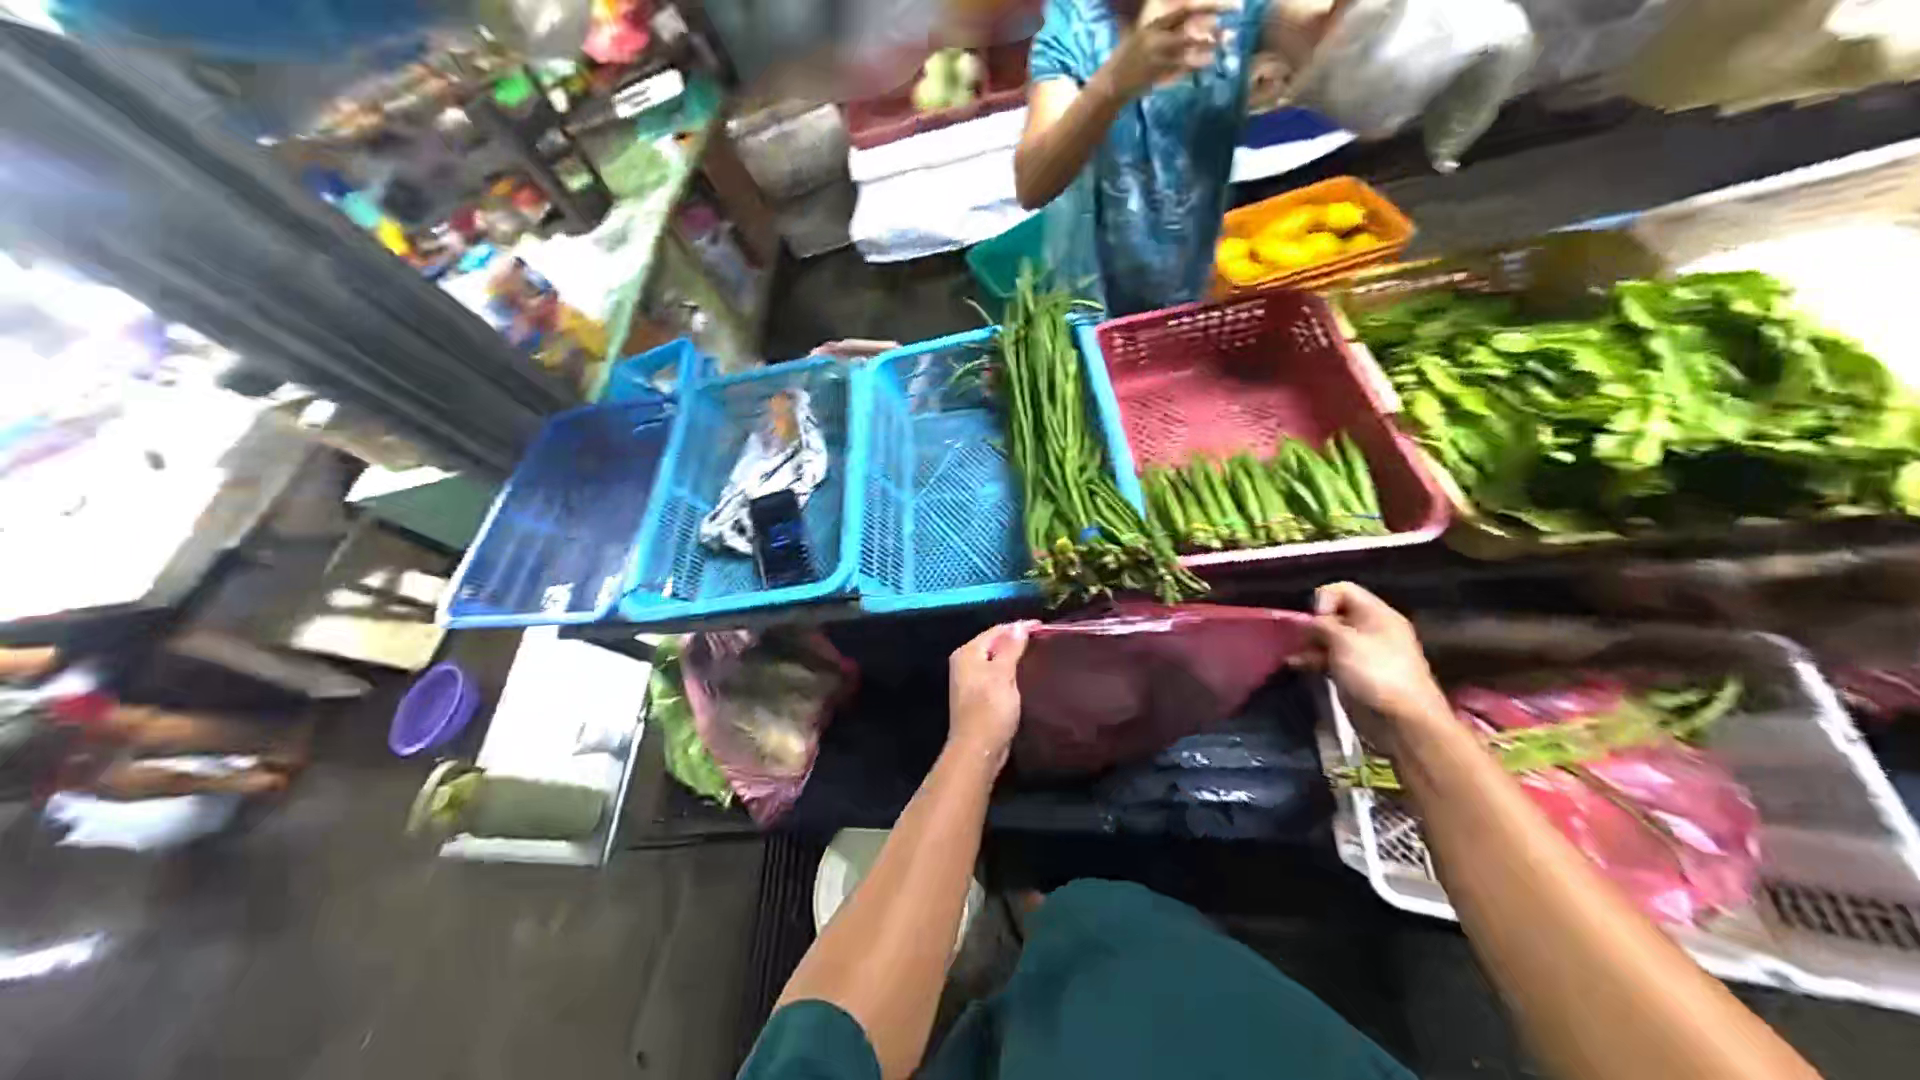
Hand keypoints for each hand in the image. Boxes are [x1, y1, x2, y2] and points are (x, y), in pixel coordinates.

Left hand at [946, 621, 1036, 767]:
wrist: (978, 749)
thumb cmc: (989, 709)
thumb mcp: (1002, 674)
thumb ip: (1011, 648)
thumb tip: (1019, 626)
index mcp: (968, 653)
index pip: (996, 631)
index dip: (1019, 627)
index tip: (1043, 626)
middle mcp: (965, 663)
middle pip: (994, 643)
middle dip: (1017, 639)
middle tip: (1043, 638)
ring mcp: (970, 680)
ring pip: (996, 659)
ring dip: (1015, 655)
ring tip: (1038, 652)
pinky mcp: (978, 695)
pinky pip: (997, 673)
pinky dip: (1010, 670)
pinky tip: (1026, 673)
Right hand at [1104, 0, 1242, 99]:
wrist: (1110, 85)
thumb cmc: (1123, 60)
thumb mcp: (1136, 35)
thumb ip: (1156, 27)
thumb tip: (1176, 18)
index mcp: (1151, 26)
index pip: (1182, 12)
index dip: (1204, 7)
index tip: (1222, 8)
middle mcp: (1156, 40)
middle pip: (1190, 29)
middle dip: (1211, 28)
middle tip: (1231, 29)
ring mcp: (1157, 58)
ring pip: (1188, 50)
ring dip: (1208, 47)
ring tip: (1225, 43)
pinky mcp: (1158, 74)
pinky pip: (1182, 68)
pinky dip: (1196, 64)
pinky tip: (1209, 61)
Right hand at [1306, 582, 1451, 752]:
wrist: (1403, 722)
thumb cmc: (1376, 673)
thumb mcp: (1345, 641)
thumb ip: (1322, 625)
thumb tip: (1307, 621)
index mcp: (1377, 615)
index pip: (1343, 590)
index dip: (1323, 599)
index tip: (1315, 619)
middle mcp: (1370, 629)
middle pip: (1334, 613)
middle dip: (1312, 622)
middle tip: (1299, 637)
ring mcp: (1362, 653)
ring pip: (1328, 637)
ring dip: (1308, 642)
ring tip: (1292, 651)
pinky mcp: (1353, 673)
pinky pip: (1328, 658)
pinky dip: (1311, 659)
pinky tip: (1295, 664)